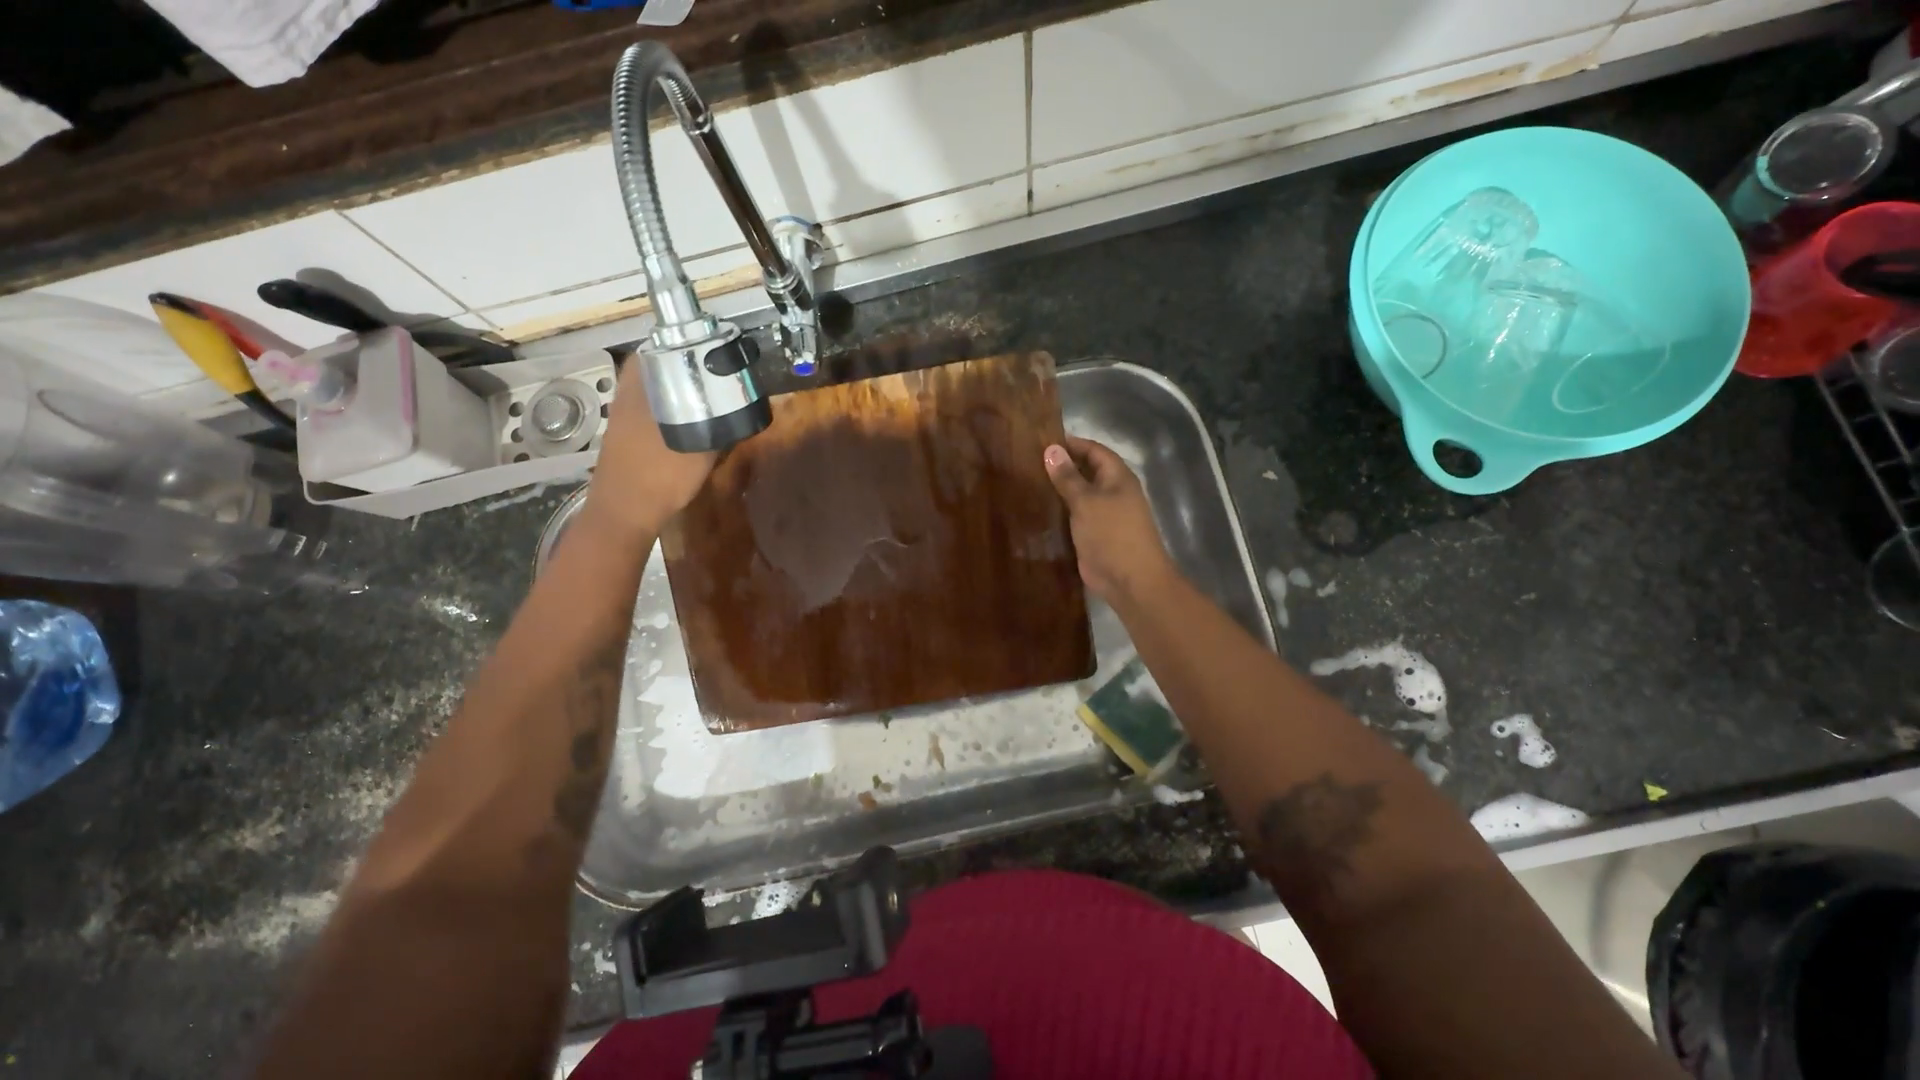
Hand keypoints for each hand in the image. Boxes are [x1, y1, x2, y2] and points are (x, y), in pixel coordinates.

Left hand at [581, 359, 715, 539]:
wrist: (624, 514)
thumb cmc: (659, 475)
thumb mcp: (700, 448)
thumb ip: (719, 424)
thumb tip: (739, 408)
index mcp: (640, 385)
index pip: (662, 344)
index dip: (687, 342)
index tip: (714, 346)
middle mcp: (627, 392)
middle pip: (659, 364)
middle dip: (686, 365)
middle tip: (718, 372)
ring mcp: (622, 413)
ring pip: (655, 387)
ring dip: (678, 387)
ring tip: (711, 394)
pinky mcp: (625, 433)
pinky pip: (652, 407)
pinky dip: (670, 407)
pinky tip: (691, 422)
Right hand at [1043, 436, 1175, 602]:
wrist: (1129, 580)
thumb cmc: (1112, 534)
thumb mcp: (1086, 501)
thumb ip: (1068, 477)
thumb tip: (1051, 449)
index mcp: (1117, 477)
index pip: (1094, 450)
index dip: (1072, 444)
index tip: (1042, 441)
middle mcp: (1112, 492)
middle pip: (1086, 471)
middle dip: (1062, 466)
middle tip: (1028, 461)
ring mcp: (1103, 515)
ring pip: (1078, 495)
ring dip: (1058, 490)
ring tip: (1026, 482)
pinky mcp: (1093, 535)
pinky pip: (1074, 517)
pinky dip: (1058, 512)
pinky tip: (1036, 509)